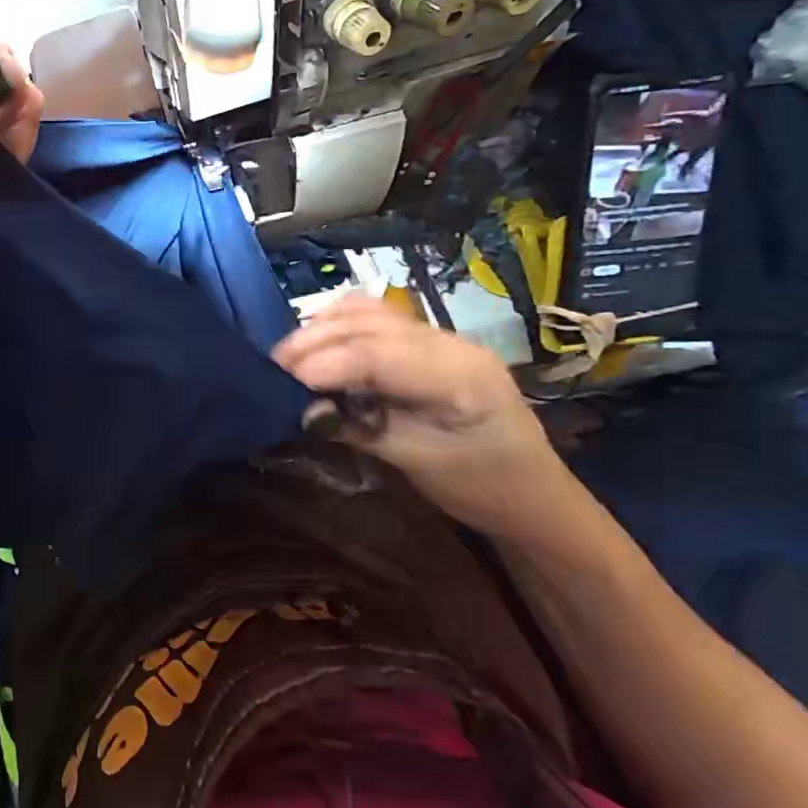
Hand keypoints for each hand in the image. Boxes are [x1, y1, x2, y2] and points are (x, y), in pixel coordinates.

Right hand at [271, 296, 578, 543]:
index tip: (282, 381)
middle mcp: (450, 343)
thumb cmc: (484, 487)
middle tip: (272, 369)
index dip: (324, 363)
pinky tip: (318, 346)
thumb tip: (303, 410)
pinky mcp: (427, 343)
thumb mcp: (420, 464)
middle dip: (313, 341)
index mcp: (460, 376)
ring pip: (368, 312)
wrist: (535, 494)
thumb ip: (361, 430)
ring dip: (322, 328)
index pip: (377, 354)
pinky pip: (375, 319)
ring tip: (289, 358)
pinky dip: (338, 326)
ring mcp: (440, 337)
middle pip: (367, 325)